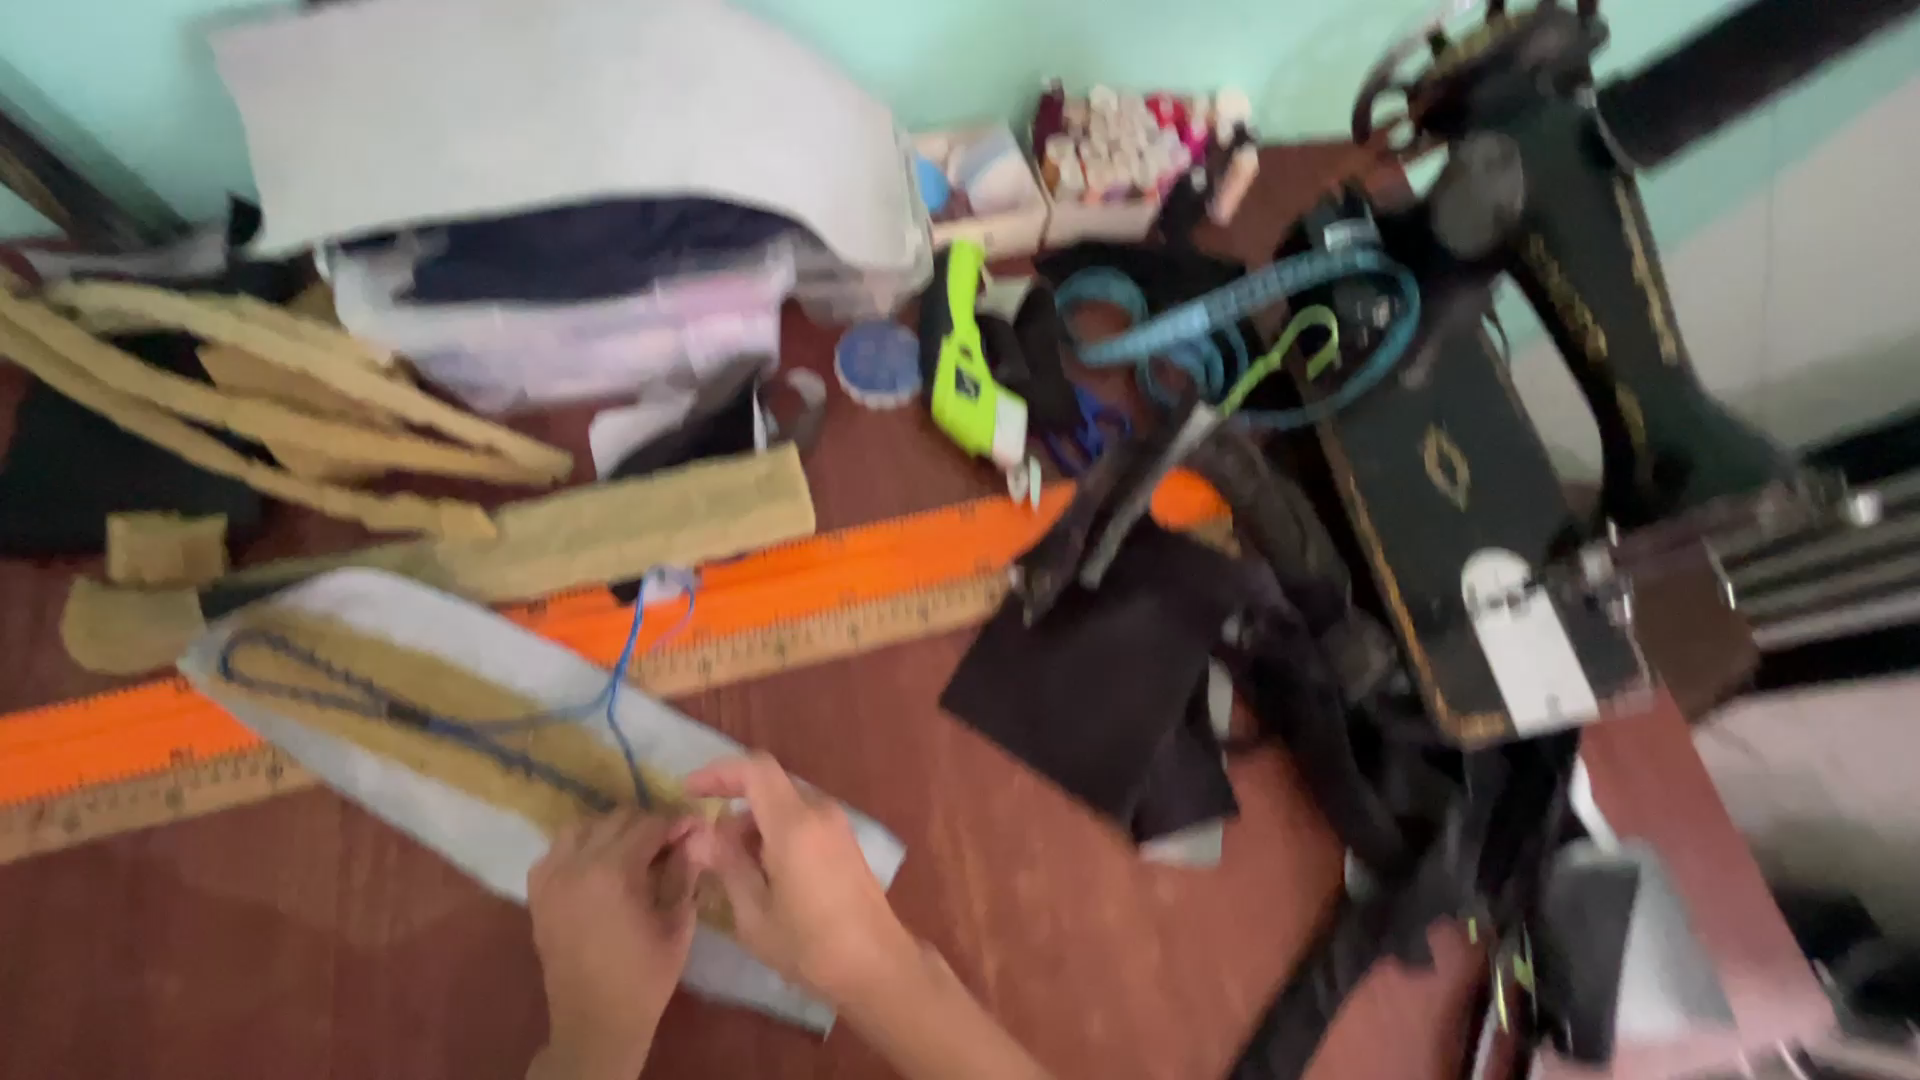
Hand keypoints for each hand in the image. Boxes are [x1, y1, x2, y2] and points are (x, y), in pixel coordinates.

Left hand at [527, 811, 700, 1079]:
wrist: (596, 1022)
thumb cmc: (646, 975)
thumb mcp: (678, 921)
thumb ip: (685, 871)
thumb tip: (696, 835)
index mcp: (615, 872)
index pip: (650, 823)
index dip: (676, 824)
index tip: (694, 831)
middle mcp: (578, 865)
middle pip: (618, 818)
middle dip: (647, 825)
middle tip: (667, 844)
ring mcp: (552, 879)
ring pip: (583, 826)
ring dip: (611, 831)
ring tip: (630, 851)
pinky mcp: (538, 894)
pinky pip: (556, 850)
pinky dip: (578, 848)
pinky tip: (596, 866)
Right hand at [683, 754, 919, 1004]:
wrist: (875, 963)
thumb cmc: (809, 945)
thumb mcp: (755, 913)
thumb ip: (728, 865)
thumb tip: (702, 835)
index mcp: (795, 822)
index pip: (756, 770)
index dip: (719, 773)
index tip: (689, 791)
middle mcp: (819, 811)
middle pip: (771, 785)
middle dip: (736, 804)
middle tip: (709, 844)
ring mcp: (837, 824)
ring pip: (786, 803)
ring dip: (756, 822)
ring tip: (733, 868)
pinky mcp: (845, 840)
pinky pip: (803, 819)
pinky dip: (777, 831)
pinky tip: (764, 872)